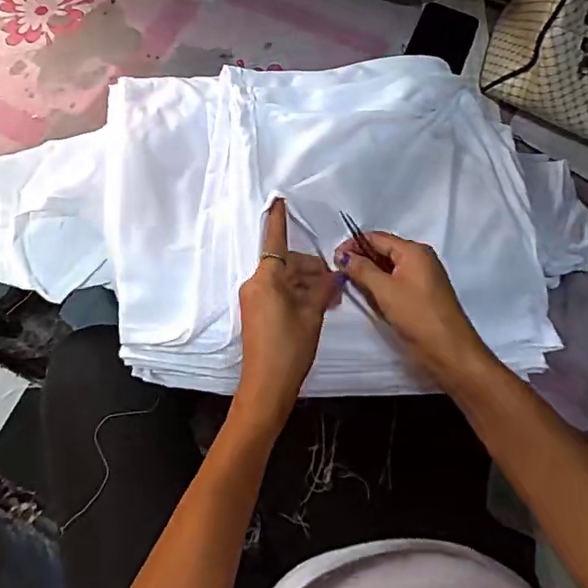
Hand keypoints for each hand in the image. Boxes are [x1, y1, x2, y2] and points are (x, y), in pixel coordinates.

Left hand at [235, 198, 337, 432]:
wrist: (266, 386)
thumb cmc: (290, 348)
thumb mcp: (312, 315)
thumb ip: (322, 289)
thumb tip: (333, 275)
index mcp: (266, 279)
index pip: (274, 241)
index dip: (278, 220)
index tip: (279, 201)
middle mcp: (255, 283)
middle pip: (286, 262)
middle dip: (310, 268)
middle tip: (334, 286)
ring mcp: (253, 298)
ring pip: (284, 278)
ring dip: (306, 283)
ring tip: (329, 300)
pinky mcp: (256, 311)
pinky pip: (278, 292)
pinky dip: (296, 294)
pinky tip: (316, 306)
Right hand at [336, 231, 492, 387]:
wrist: (449, 350)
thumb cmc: (417, 315)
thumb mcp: (384, 290)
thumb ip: (361, 269)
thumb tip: (343, 255)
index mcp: (413, 251)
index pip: (377, 238)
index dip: (353, 245)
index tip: (334, 259)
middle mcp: (419, 258)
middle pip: (383, 250)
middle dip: (360, 259)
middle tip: (338, 273)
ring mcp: (422, 276)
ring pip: (388, 267)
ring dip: (369, 274)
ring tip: (349, 285)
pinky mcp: (421, 293)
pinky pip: (395, 280)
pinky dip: (380, 285)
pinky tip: (368, 296)